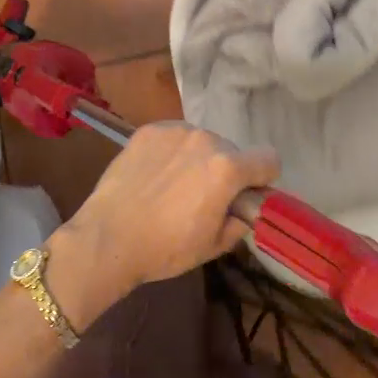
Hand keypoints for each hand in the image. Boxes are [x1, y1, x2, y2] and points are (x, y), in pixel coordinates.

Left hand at [45, 123, 278, 328]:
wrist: (108, 236)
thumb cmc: (165, 247)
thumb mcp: (212, 246)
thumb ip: (238, 223)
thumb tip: (243, 212)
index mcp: (227, 168)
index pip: (269, 159)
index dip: (263, 178)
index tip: (246, 195)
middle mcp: (205, 139)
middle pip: (232, 150)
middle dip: (226, 171)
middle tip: (203, 197)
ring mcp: (174, 130)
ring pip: (201, 141)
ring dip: (198, 158)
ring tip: (174, 186)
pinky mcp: (148, 130)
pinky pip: (174, 136)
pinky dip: (172, 151)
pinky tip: (155, 175)